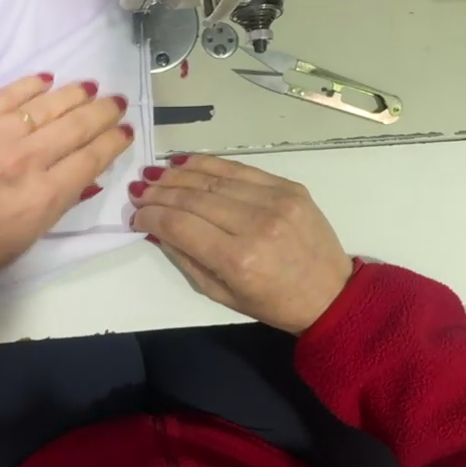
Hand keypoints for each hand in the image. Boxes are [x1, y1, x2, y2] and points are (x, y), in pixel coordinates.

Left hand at [0, 74, 133, 270]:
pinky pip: (7, 94)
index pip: (92, 158)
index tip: (125, 130)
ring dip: (74, 94)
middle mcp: (27, 159)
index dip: (114, 141)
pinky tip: (47, 81)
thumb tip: (87, 175)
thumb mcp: (30, 237)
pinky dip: (30, 85)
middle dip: (103, 112)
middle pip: (77, 126)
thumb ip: (61, 201)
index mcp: (45, 196)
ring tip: (90, 88)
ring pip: (47, 105)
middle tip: (116, 102)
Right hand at [127, 155, 352, 333]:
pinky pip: (240, 169)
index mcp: (239, 260)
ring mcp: (276, 201)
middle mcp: (257, 225)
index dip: (151, 215)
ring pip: (214, 179)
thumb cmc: (272, 303)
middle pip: (194, 198)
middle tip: (139, 190)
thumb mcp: (221, 294)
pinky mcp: (289, 187)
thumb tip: (154, 226)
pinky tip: (185, 163)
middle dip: (160, 192)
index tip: (135, 213)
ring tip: (156, 173)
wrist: (330, 293)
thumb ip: (185, 258)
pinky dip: (210, 164)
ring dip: (179, 174)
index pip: (180, 225)